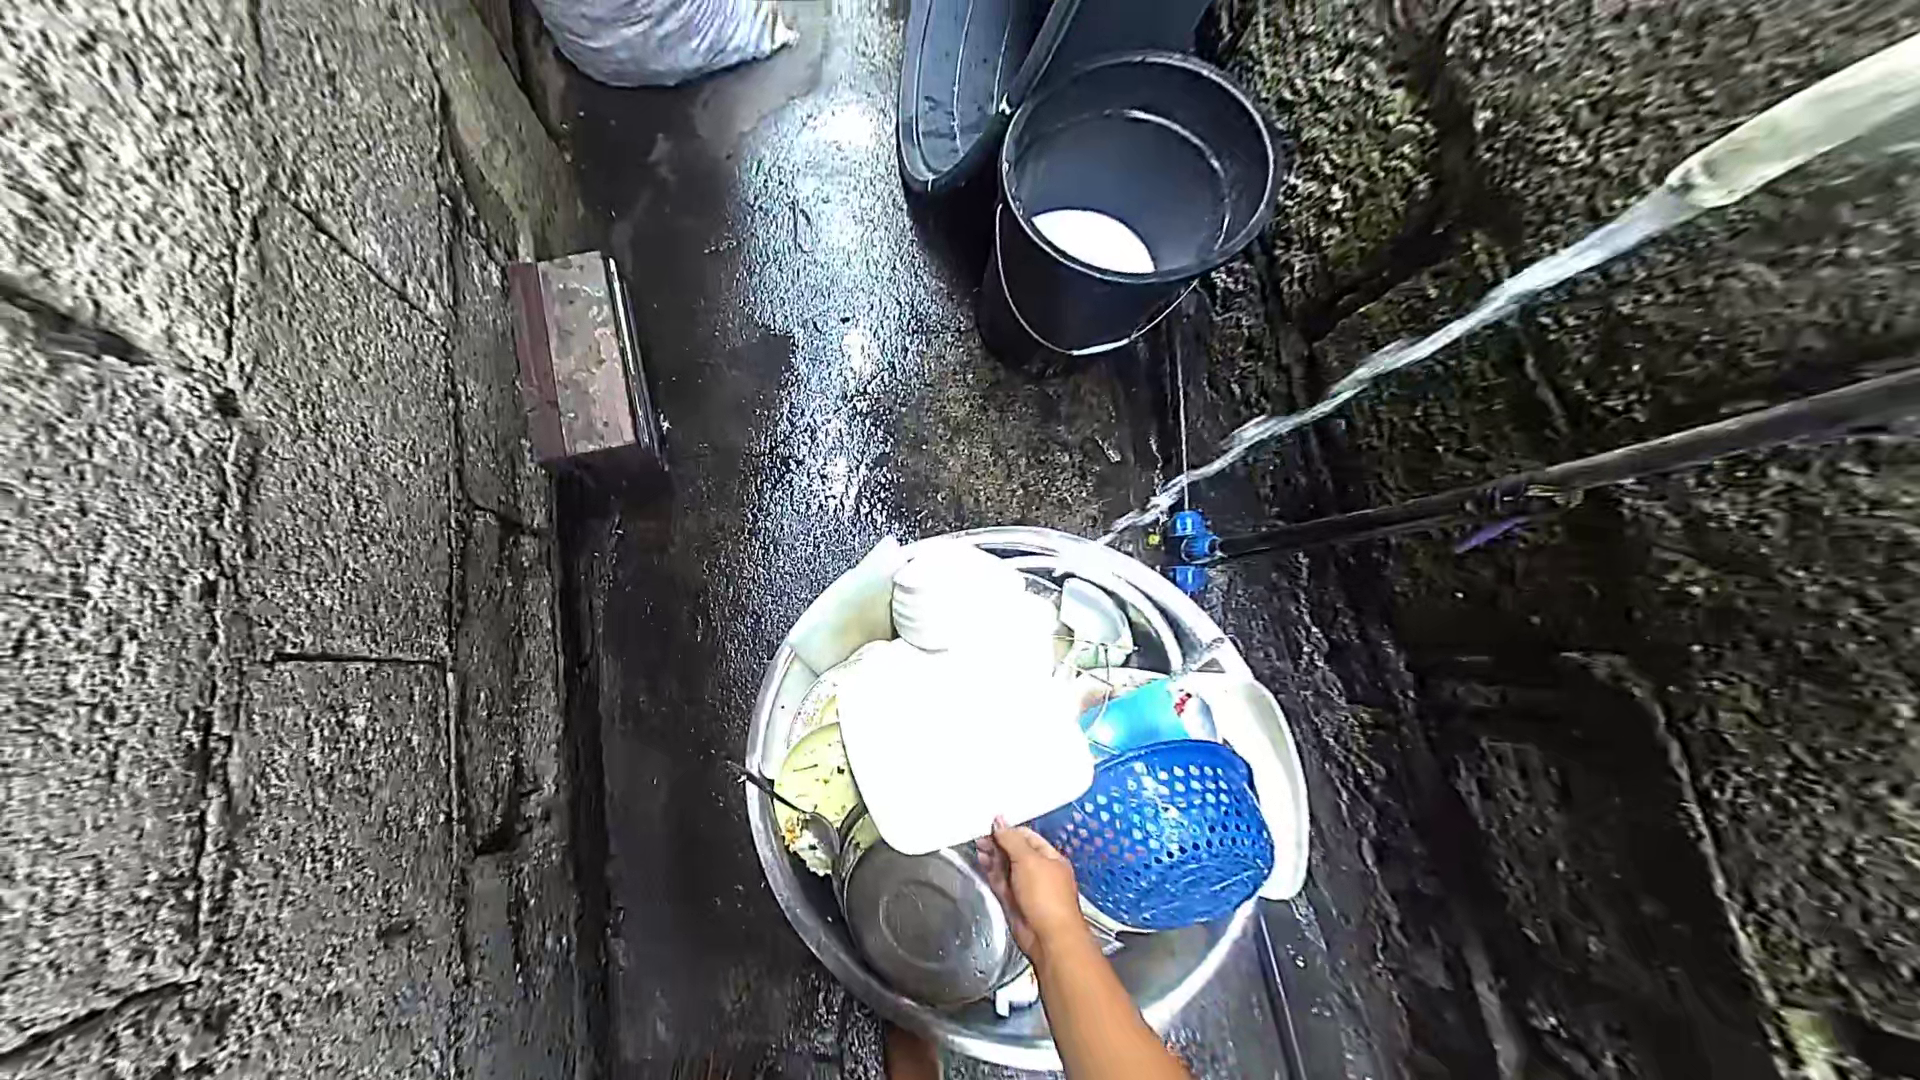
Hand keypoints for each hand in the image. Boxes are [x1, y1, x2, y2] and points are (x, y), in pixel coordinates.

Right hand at [976, 817, 1086, 962]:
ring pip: (1006, 867)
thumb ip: (1011, 839)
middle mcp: (1039, 871)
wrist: (1049, 939)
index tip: (990, 825)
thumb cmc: (1046, 896)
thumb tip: (999, 821)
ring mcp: (1026, 888)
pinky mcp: (1014, 902)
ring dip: (993, 857)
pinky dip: (992, 873)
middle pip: (1015, 851)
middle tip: (981, 838)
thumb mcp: (1028, 860)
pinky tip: (983, 863)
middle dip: (998, 844)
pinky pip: (1001, 883)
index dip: (1009, 830)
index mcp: (1050, 857)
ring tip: (979, 848)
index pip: (1027, 837)